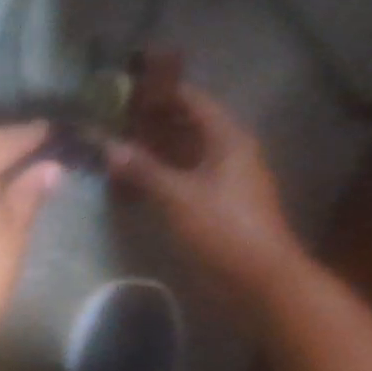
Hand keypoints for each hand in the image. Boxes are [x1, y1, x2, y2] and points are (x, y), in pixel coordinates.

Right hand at [107, 87, 302, 302]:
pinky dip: (166, 177)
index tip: (126, 90)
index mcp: (228, 139)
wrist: (262, 281)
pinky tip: (140, 185)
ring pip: (189, 155)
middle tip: (115, 121)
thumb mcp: (178, 197)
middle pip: (190, 126)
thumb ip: (143, 169)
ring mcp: (229, 181)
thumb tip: (108, 145)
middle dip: (154, 123)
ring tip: (121, 150)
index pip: (192, 100)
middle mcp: (232, 152)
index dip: (160, 92)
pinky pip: (190, 180)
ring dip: (158, 152)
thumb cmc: (224, 230)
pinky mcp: (223, 207)